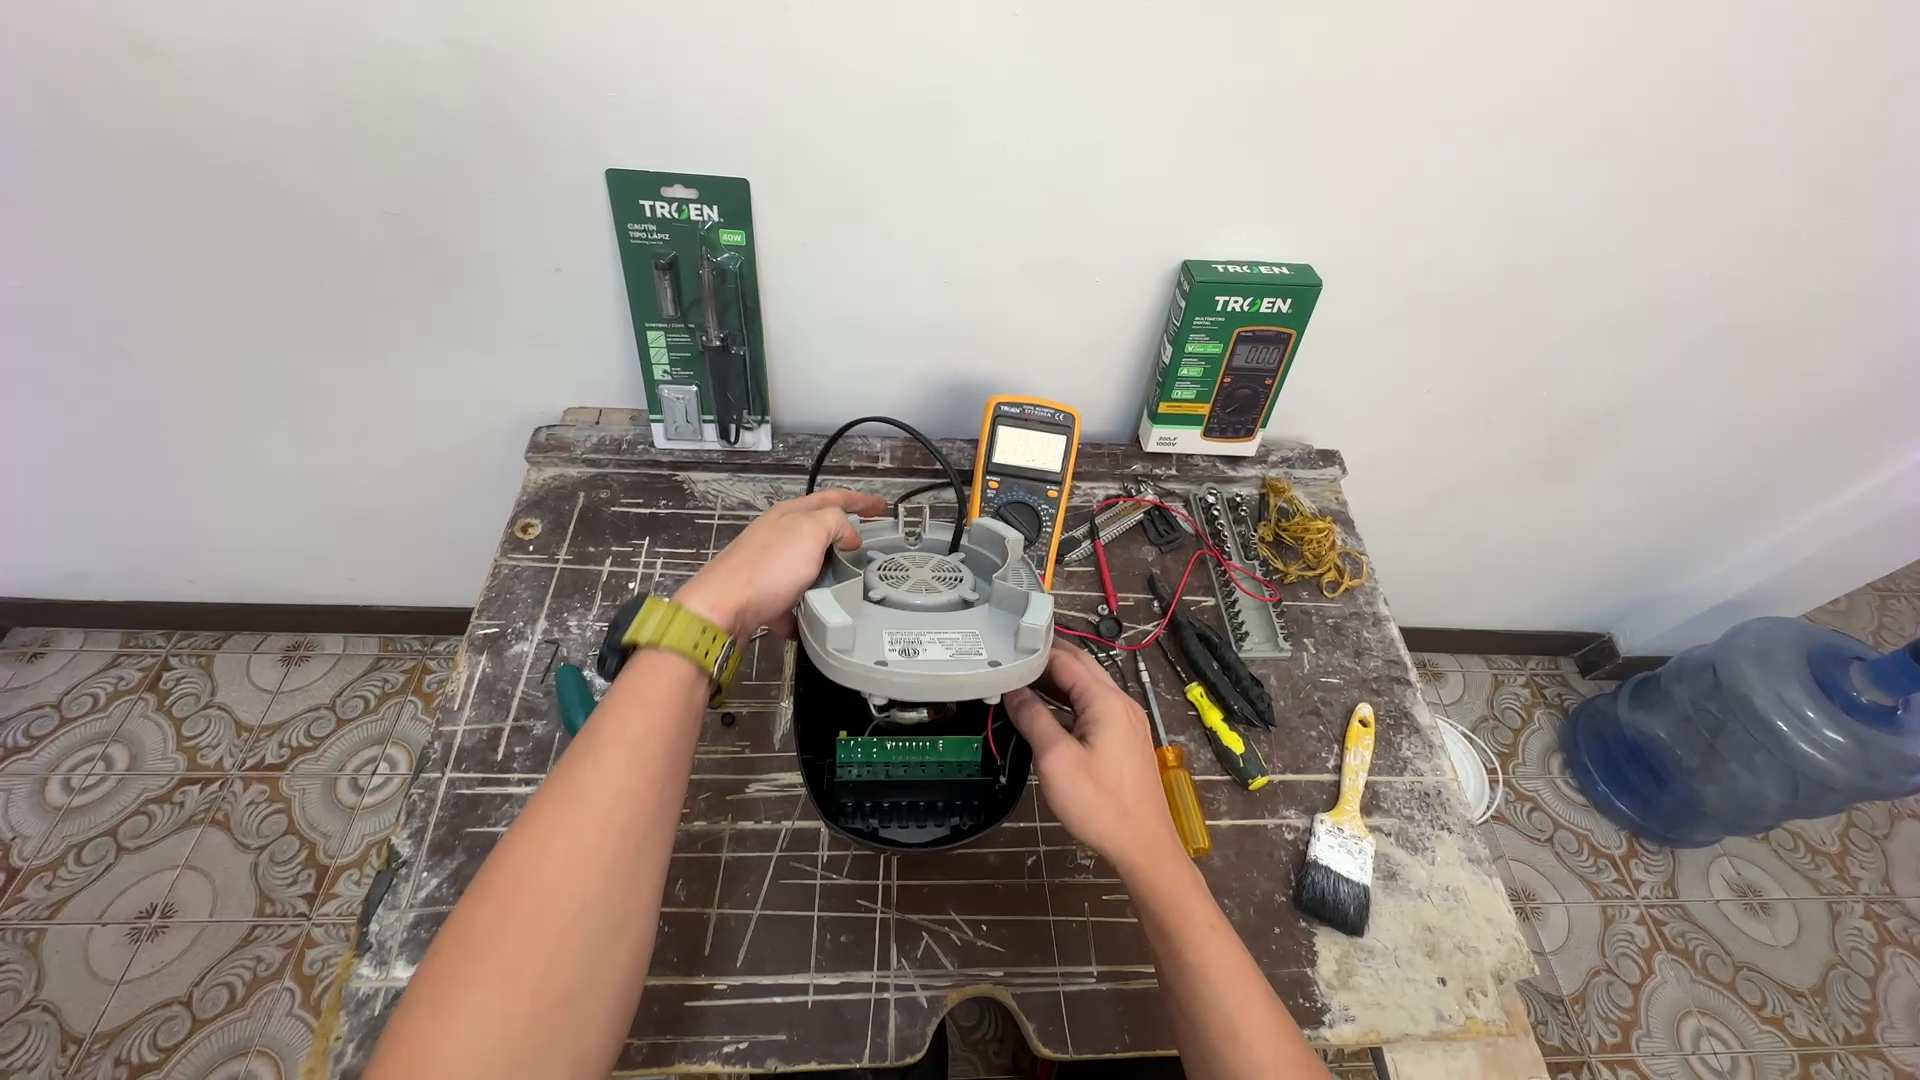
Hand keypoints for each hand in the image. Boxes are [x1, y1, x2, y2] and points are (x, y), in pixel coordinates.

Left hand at [674, 488, 888, 638]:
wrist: (723, 609)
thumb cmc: (769, 567)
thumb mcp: (810, 532)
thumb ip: (836, 523)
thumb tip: (849, 536)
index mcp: (791, 514)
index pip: (834, 499)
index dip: (862, 501)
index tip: (884, 507)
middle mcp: (778, 535)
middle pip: (819, 531)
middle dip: (845, 539)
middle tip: (869, 550)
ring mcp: (769, 565)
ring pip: (808, 567)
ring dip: (828, 577)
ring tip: (849, 591)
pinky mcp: (763, 595)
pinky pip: (793, 600)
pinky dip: (807, 608)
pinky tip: (816, 620)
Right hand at [1004, 647, 1187, 876]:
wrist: (1143, 845)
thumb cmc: (1099, 803)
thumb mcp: (1056, 759)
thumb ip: (1033, 717)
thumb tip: (1012, 690)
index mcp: (1105, 700)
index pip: (1066, 659)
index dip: (1034, 651)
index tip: (1004, 648)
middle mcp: (1120, 702)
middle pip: (1081, 665)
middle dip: (1046, 657)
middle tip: (1010, 656)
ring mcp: (1127, 720)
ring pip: (1088, 685)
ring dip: (1057, 679)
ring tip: (1021, 678)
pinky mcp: (1126, 737)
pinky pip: (1094, 705)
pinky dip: (1069, 699)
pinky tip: (1048, 708)